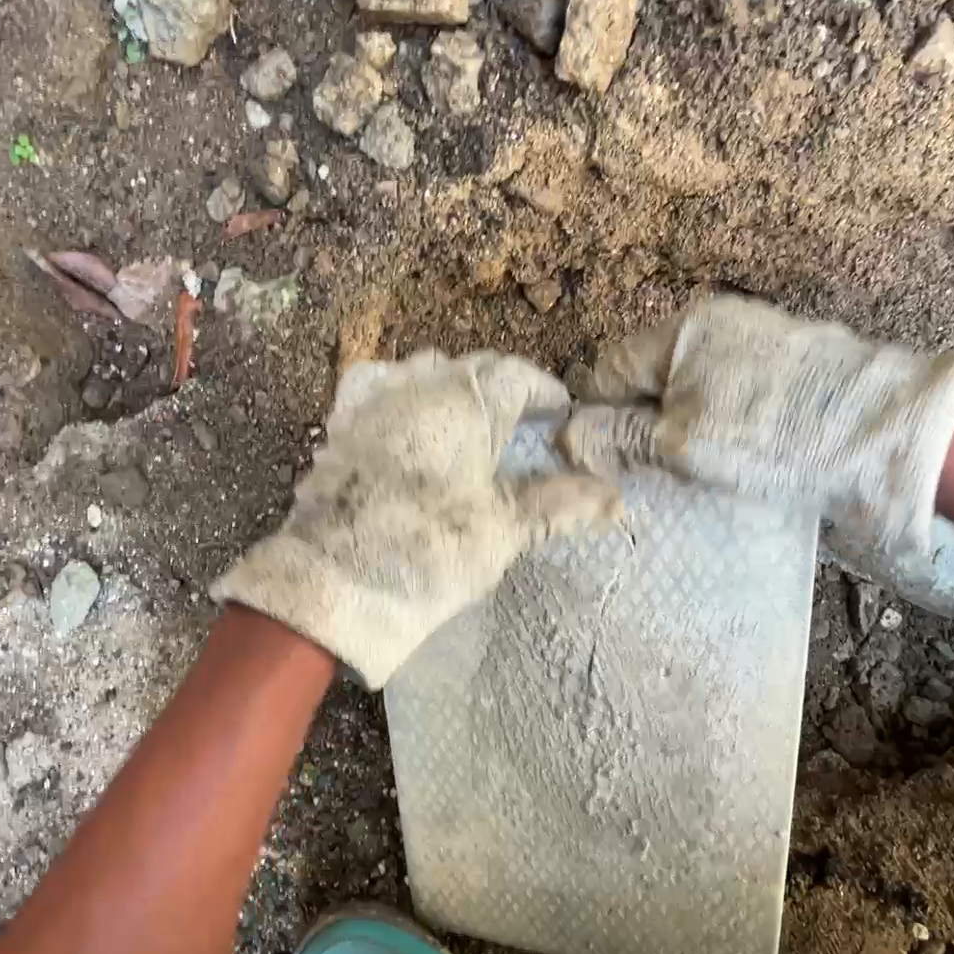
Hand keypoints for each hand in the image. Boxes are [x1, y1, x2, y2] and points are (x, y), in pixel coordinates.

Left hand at [212, 350, 621, 689]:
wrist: (336, 586)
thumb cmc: (431, 553)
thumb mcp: (505, 529)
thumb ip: (561, 503)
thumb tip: (616, 498)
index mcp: (464, 401)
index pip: (516, 375)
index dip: (544, 391)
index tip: (559, 414)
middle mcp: (417, 385)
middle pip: (471, 368)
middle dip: (502, 388)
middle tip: (522, 422)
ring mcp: (373, 400)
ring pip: (422, 370)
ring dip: (452, 386)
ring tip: (470, 420)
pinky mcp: (341, 424)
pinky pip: (377, 386)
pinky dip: (401, 392)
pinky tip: (408, 419)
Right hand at [558, 294, 953, 581]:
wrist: (893, 436)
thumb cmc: (772, 440)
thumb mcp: (683, 444)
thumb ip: (618, 433)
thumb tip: (563, 435)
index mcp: (678, 331)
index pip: (604, 369)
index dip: (596, 416)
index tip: (608, 457)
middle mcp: (713, 319)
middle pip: (648, 372)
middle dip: (642, 418)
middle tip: (659, 466)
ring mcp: (757, 332)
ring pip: (691, 380)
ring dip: (684, 419)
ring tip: (708, 461)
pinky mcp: (792, 354)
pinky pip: (732, 384)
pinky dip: (724, 414)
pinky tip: (747, 445)